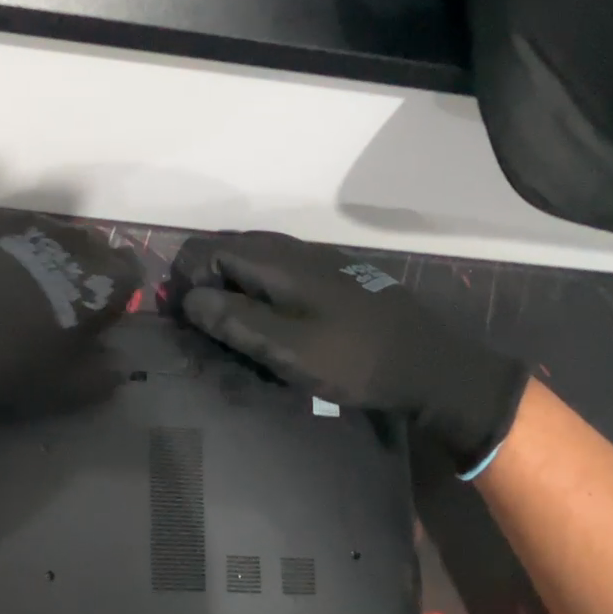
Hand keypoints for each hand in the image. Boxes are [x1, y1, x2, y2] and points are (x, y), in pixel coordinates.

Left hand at [0, 212, 140, 447]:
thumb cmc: (10, 366)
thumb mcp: (65, 387)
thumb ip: (101, 375)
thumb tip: (118, 366)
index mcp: (103, 280)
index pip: (130, 271)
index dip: (117, 292)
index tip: (100, 313)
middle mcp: (73, 241)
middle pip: (92, 247)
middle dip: (84, 269)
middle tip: (61, 300)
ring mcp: (27, 223)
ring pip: (52, 233)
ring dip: (48, 254)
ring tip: (23, 285)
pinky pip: (10, 228)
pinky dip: (10, 245)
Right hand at [170, 231, 527, 476]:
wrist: (430, 365)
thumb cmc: (354, 360)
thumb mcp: (287, 348)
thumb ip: (235, 321)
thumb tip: (188, 298)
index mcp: (278, 261)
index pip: (207, 249)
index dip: (185, 280)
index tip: (182, 320)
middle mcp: (293, 249)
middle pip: (227, 248)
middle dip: (202, 281)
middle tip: (197, 327)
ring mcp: (314, 260)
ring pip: (251, 260)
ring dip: (228, 287)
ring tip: (224, 328)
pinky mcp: (329, 277)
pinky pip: (274, 272)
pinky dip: (254, 291)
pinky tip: (262, 322)